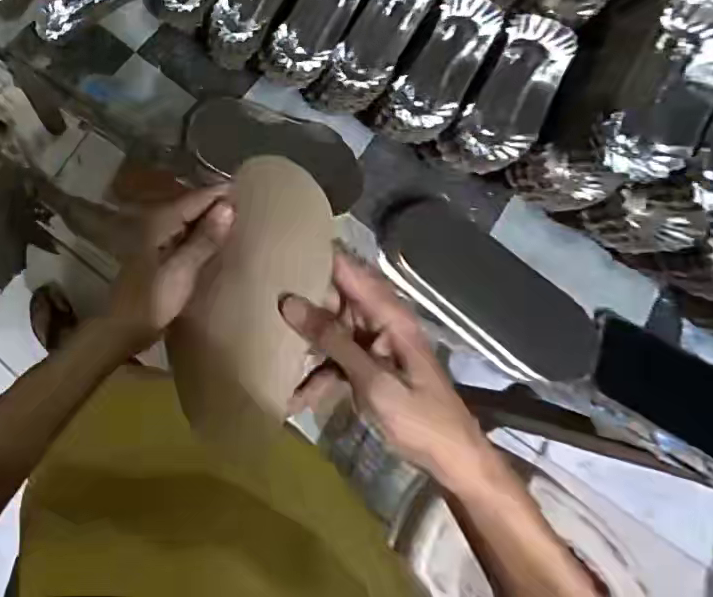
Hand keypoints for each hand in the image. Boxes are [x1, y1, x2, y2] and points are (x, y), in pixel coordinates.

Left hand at [95, 185, 234, 356]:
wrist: (121, 330)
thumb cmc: (150, 301)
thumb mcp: (182, 271)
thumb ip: (204, 239)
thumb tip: (228, 207)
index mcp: (160, 221)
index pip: (197, 197)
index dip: (223, 194)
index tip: (251, 191)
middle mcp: (156, 222)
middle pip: (193, 206)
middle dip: (219, 205)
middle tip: (252, 206)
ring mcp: (156, 237)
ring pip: (190, 220)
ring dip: (212, 220)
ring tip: (243, 221)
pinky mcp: (159, 253)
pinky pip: (186, 235)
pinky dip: (203, 235)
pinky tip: (220, 242)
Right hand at [280, 252, 485, 478]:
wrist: (456, 464)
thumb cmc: (420, 418)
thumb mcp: (372, 380)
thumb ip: (331, 339)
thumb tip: (288, 301)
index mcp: (387, 312)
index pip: (346, 269)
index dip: (314, 254)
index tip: (276, 248)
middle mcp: (378, 320)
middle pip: (332, 297)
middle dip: (298, 297)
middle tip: (256, 295)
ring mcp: (372, 343)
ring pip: (328, 327)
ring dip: (302, 340)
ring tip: (264, 339)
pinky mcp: (367, 366)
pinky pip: (334, 357)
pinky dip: (315, 372)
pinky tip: (291, 394)